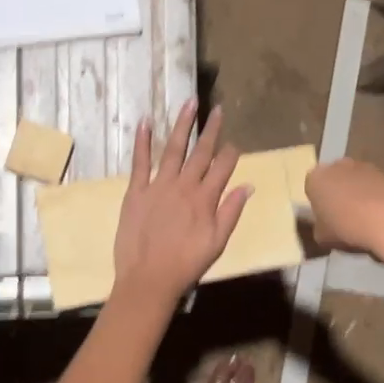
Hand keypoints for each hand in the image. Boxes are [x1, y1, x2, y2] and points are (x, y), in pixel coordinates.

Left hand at [112, 100, 251, 305]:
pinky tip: (146, 121)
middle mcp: (184, 186)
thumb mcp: (217, 242)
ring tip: (190, 104)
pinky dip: (143, 141)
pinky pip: (140, 161)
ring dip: (182, 125)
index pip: (222, 167)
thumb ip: (231, 212)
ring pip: (174, 149)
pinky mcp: (136, 191)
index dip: (230, 154)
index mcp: (205, 199)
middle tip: (217, 110)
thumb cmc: (187, 265)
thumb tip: (247, 186)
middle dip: (211, 130)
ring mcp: (158, 186)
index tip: (234, 143)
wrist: (149, 278)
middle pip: (201, 152)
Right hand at [303, 160, 383, 255]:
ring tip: (366, 218)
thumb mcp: (322, 237)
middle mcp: (338, 165)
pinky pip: (376, 187)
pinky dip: (377, 197)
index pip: (311, 188)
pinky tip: (382, 216)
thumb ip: (320, 227)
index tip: (326, 219)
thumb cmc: (347, 227)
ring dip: (358, 194)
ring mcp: (365, 166)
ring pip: (356, 181)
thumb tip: (326, 225)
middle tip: (344, 217)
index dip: (318, 204)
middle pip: (334, 180)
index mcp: (316, 177)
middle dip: (338, 194)